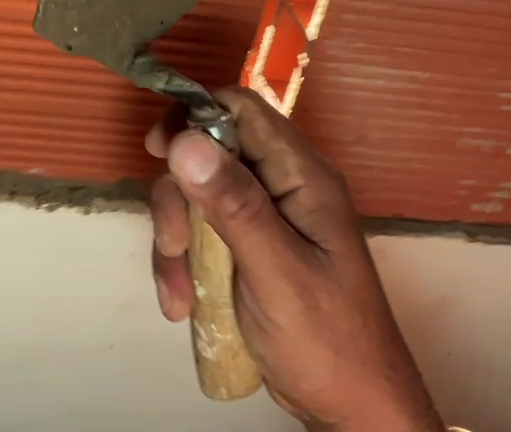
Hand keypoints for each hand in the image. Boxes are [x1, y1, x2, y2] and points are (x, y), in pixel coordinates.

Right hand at [146, 87, 441, 431]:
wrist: (353, 413)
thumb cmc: (327, 341)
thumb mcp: (277, 273)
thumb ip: (233, 204)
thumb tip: (186, 139)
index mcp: (301, 176)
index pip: (241, 110)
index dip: (196, 116)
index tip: (157, 149)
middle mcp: (281, 185)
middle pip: (207, 155)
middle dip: (179, 199)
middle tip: (173, 245)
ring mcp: (264, 216)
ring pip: (195, 196)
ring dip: (175, 241)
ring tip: (178, 294)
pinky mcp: (247, 246)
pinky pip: (199, 233)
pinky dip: (182, 263)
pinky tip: (182, 303)